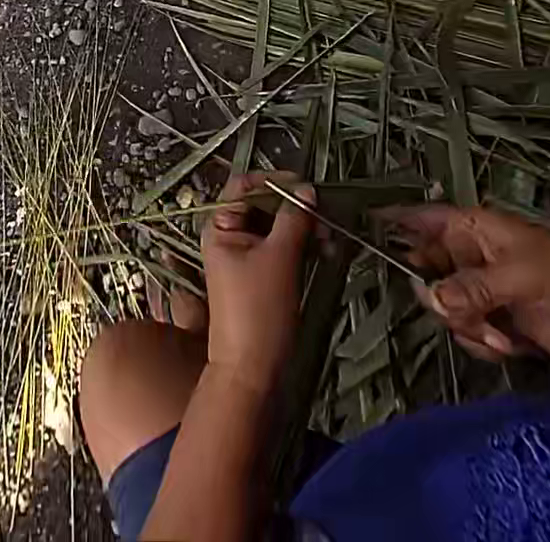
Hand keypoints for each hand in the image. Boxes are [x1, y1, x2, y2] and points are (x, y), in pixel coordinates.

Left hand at [201, 172, 314, 394]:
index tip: (307, 186)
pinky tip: (326, 250)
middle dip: (294, 207)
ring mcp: (244, 254)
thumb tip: (308, 189)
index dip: (274, 181)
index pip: (243, 186)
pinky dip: (301, 244)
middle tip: (326, 217)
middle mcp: (228, 235)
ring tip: (330, 238)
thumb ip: (293, 219)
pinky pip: (281, 246)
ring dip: (302, 226)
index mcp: (219, 225)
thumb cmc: (258, 310)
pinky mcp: (260, 273)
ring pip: (275, 226)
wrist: (252, 369)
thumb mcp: (280, 258)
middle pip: (262, 205)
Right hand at [388, 205, 549, 393]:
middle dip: (435, 293)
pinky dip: (479, 342)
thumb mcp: (525, 276)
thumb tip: (430, 298)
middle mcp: (470, 255)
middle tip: (456, 308)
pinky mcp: (495, 322)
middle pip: (422, 267)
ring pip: (441, 304)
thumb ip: (472, 286)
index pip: (419, 218)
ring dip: (464, 324)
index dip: (389, 221)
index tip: (359, 229)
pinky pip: (463, 330)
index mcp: (475, 228)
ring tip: (498, 332)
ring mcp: (482, 290)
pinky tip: (508, 344)